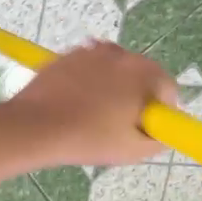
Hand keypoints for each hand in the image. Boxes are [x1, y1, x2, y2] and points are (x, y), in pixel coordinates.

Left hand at [0, 40, 176, 167]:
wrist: (34, 126)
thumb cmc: (89, 138)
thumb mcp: (136, 149)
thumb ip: (160, 137)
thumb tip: (160, 130)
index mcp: (143, 72)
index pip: (167, 88)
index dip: (160, 111)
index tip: (144, 127)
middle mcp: (118, 53)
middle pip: (139, 75)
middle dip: (135, 96)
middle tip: (118, 123)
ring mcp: (88, 51)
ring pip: (111, 70)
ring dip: (110, 86)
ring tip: (92, 114)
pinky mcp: (63, 55)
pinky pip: (86, 68)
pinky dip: (85, 81)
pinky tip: (73, 103)